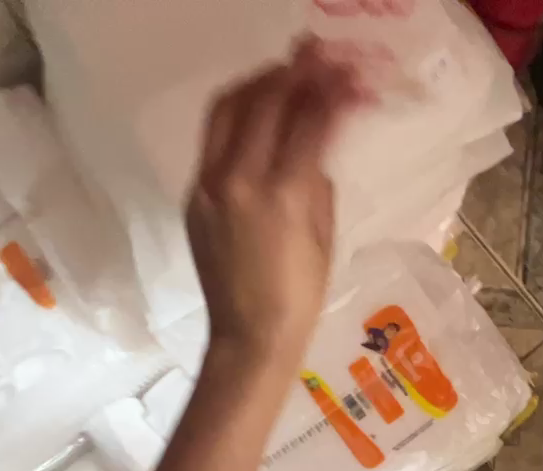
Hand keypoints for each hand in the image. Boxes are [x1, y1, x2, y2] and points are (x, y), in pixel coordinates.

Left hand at [188, 38, 370, 365]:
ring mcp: (210, 186)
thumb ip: (318, 181)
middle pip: (265, 100)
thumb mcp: (323, 238)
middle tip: (316, 59)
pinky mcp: (195, 197)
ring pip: (228, 109)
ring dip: (258, 84)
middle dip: (294, 73)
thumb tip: (315, 143)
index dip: (331, 91)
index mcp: (282, 194)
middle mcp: (240, 179)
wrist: (249, 338)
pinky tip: (256, 117)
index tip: (346, 75)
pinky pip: (214, 140)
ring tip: (282, 76)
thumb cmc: (299, 298)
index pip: (309, 120)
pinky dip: (237, 117)